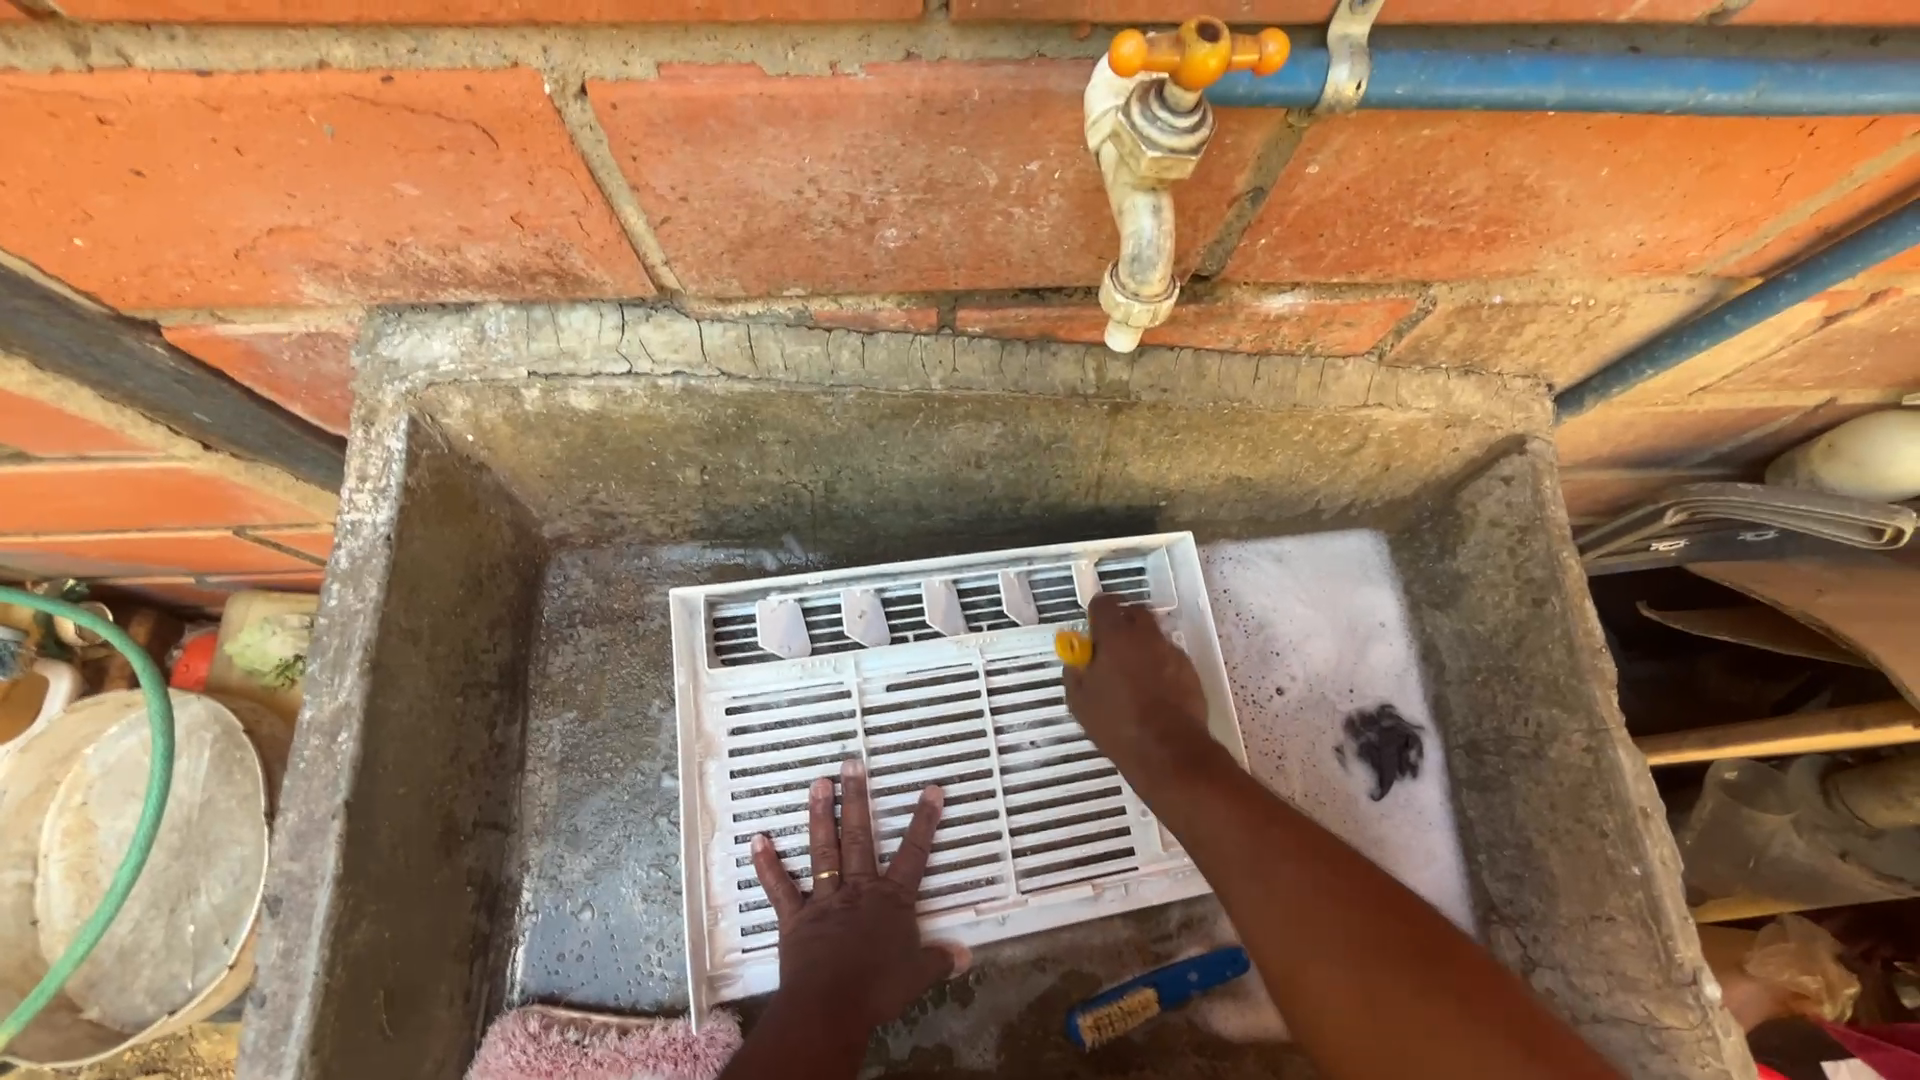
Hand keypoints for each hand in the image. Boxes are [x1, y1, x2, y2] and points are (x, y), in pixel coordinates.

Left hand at [749, 759, 961, 1040]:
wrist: (829, 1008)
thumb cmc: (877, 989)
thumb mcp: (917, 976)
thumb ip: (939, 960)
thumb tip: (966, 955)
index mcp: (891, 900)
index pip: (914, 853)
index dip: (924, 820)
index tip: (932, 788)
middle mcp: (859, 889)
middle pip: (859, 836)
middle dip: (856, 798)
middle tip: (852, 762)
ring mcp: (825, 899)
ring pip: (823, 850)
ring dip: (819, 815)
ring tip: (817, 782)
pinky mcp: (796, 917)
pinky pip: (780, 888)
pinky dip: (768, 865)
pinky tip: (758, 840)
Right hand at [1061, 593, 1222, 797]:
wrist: (1167, 749)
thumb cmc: (1117, 724)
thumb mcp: (1080, 701)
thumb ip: (1075, 673)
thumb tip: (1076, 662)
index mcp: (1115, 637)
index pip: (1104, 604)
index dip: (1097, 612)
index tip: (1093, 628)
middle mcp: (1145, 636)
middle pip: (1134, 612)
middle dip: (1123, 623)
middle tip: (1111, 646)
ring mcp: (1171, 652)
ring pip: (1153, 636)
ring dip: (1142, 646)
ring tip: (1132, 674)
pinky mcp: (1189, 670)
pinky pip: (1169, 658)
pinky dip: (1159, 665)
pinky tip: (1152, 690)